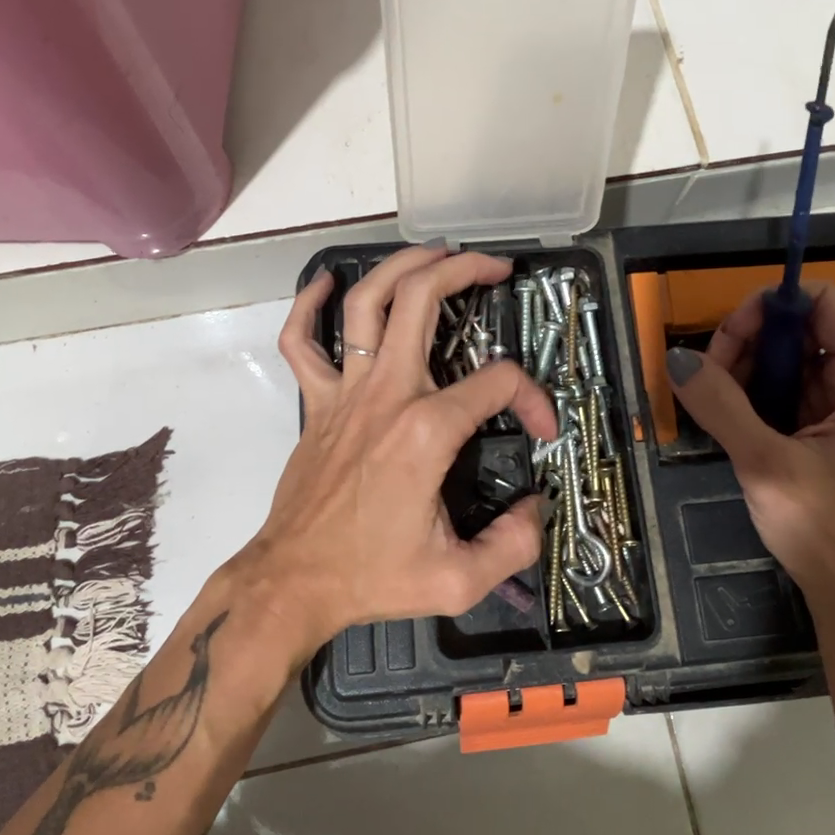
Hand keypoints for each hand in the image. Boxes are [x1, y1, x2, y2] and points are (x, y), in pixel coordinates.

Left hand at [231, 245, 557, 655]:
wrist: (293, 582)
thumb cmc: (373, 577)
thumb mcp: (459, 580)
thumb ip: (515, 544)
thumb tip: (536, 507)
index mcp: (427, 430)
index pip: (497, 384)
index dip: (532, 398)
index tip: (541, 428)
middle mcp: (387, 394)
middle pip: (423, 302)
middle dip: (465, 269)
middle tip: (496, 267)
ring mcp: (345, 392)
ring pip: (368, 304)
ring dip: (402, 266)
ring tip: (435, 252)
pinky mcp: (317, 403)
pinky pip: (301, 341)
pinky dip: (310, 305)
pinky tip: (328, 282)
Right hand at [665, 280, 834, 608]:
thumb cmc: (827, 529)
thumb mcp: (766, 463)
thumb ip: (721, 405)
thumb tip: (676, 357)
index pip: (822, 301)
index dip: (769, 307)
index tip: (725, 341)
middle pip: (799, 329)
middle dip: (748, 343)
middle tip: (706, 378)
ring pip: (788, 362)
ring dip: (744, 372)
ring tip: (711, 403)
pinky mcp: (829, 436)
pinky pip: (787, 395)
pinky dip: (754, 398)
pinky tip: (728, 420)